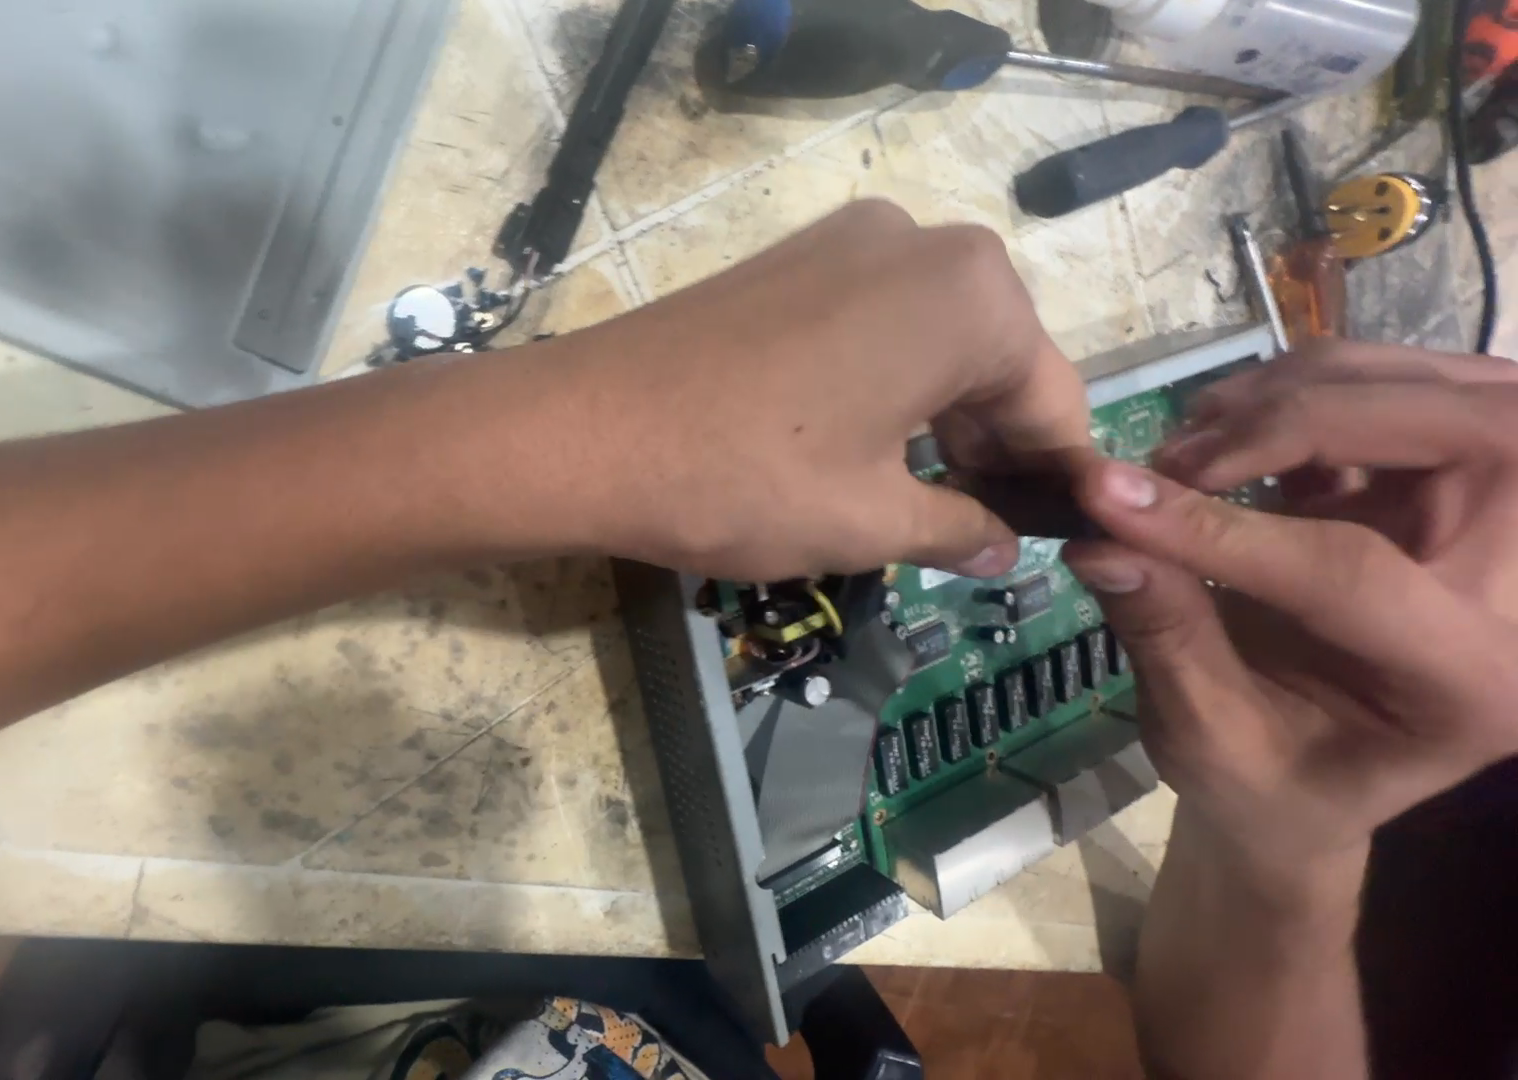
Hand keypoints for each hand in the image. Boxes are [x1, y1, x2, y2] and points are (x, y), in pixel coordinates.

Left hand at [532, 200, 1087, 581]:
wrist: (581, 433)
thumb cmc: (740, 480)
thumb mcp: (865, 522)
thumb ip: (956, 529)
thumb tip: (1006, 545)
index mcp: (967, 292)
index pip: (1047, 397)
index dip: (1051, 475)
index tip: (1050, 532)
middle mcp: (914, 242)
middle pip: (985, 359)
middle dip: (983, 445)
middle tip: (973, 528)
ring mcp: (835, 243)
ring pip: (920, 342)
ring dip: (927, 419)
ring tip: (912, 498)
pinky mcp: (777, 265)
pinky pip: (860, 327)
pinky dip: (874, 385)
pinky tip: (852, 444)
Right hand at [1061, 343, 1517, 884]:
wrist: (1302, 779)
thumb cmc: (1257, 780)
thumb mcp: (1200, 733)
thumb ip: (1160, 633)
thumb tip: (1094, 539)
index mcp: (1472, 683)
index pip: (1353, 570)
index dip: (1218, 527)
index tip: (1100, 494)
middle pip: (1474, 434)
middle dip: (1305, 419)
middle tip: (1173, 458)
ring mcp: (1492, 533)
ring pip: (1443, 392)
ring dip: (1299, 392)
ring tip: (1184, 447)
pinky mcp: (1436, 496)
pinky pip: (1398, 395)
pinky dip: (1299, 391)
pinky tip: (1215, 437)